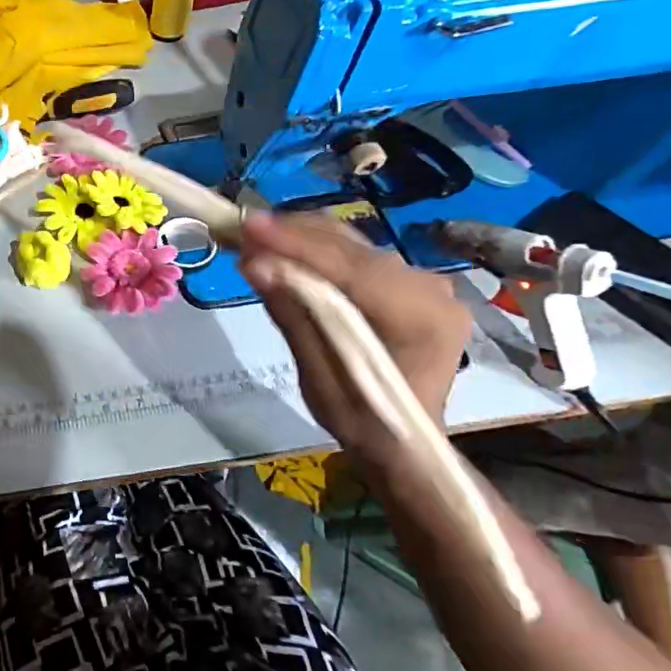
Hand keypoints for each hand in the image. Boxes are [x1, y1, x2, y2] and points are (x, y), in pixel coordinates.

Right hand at [239, 212, 470, 462]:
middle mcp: (431, 289)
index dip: (296, 245)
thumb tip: (255, 265)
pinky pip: (356, 254)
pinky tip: (283, 248)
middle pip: (351, 250)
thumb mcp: (321, 380)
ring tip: (253, 237)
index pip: (351, 269)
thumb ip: (294, 317)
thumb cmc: (365, 424)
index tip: (248, 225)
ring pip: (352, 245)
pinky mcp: (409, 280)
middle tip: (239, 229)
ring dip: (300, 238)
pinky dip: (316, 249)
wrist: (405, 444)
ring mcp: (424, 281)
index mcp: (422, 319)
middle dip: (292, 236)